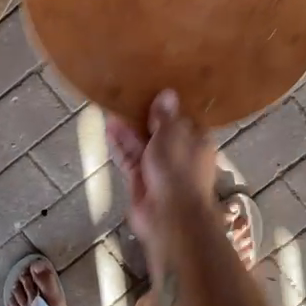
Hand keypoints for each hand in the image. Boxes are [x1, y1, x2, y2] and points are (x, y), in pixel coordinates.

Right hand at [106, 90, 217, 248]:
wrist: (170, 215)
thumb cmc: (178, 168)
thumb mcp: (173, 134)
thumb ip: (166, 115)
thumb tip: (168, 93)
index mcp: (197, 140)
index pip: (184, 119)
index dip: (170, 107)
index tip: (155, 90)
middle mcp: (180, 153)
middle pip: (160, 131)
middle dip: (144, 116)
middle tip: (126, 97)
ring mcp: (160, 167)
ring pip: (142, 144)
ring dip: (128, 129)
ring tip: (111, 109)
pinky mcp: (142, 179)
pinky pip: (129, 158)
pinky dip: (120, 145)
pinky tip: (108, 129)